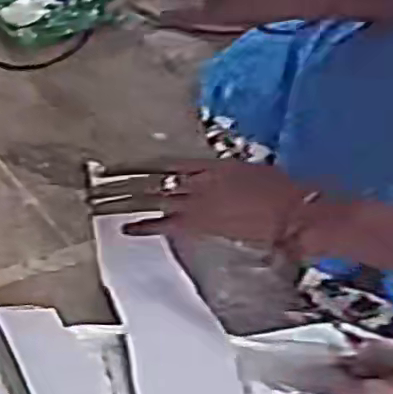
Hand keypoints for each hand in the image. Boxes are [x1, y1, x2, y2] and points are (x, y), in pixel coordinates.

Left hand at [100, 160, 330, 252]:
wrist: (301, 211)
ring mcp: (194, 203)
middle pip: (147, 182)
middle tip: (91, 186)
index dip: (135, 166)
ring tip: (94, 204)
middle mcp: (197, 182)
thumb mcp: (247, 173)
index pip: (164, 164)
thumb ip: (217, 177)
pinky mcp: (196, 224)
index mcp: (211, 166)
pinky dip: (142, 227)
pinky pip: (161, 225)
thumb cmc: (284, 190)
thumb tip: (198, 182)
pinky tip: (124, 229)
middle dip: (116, 184)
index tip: (112, 167)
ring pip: (147, 201)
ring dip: (118, 203)